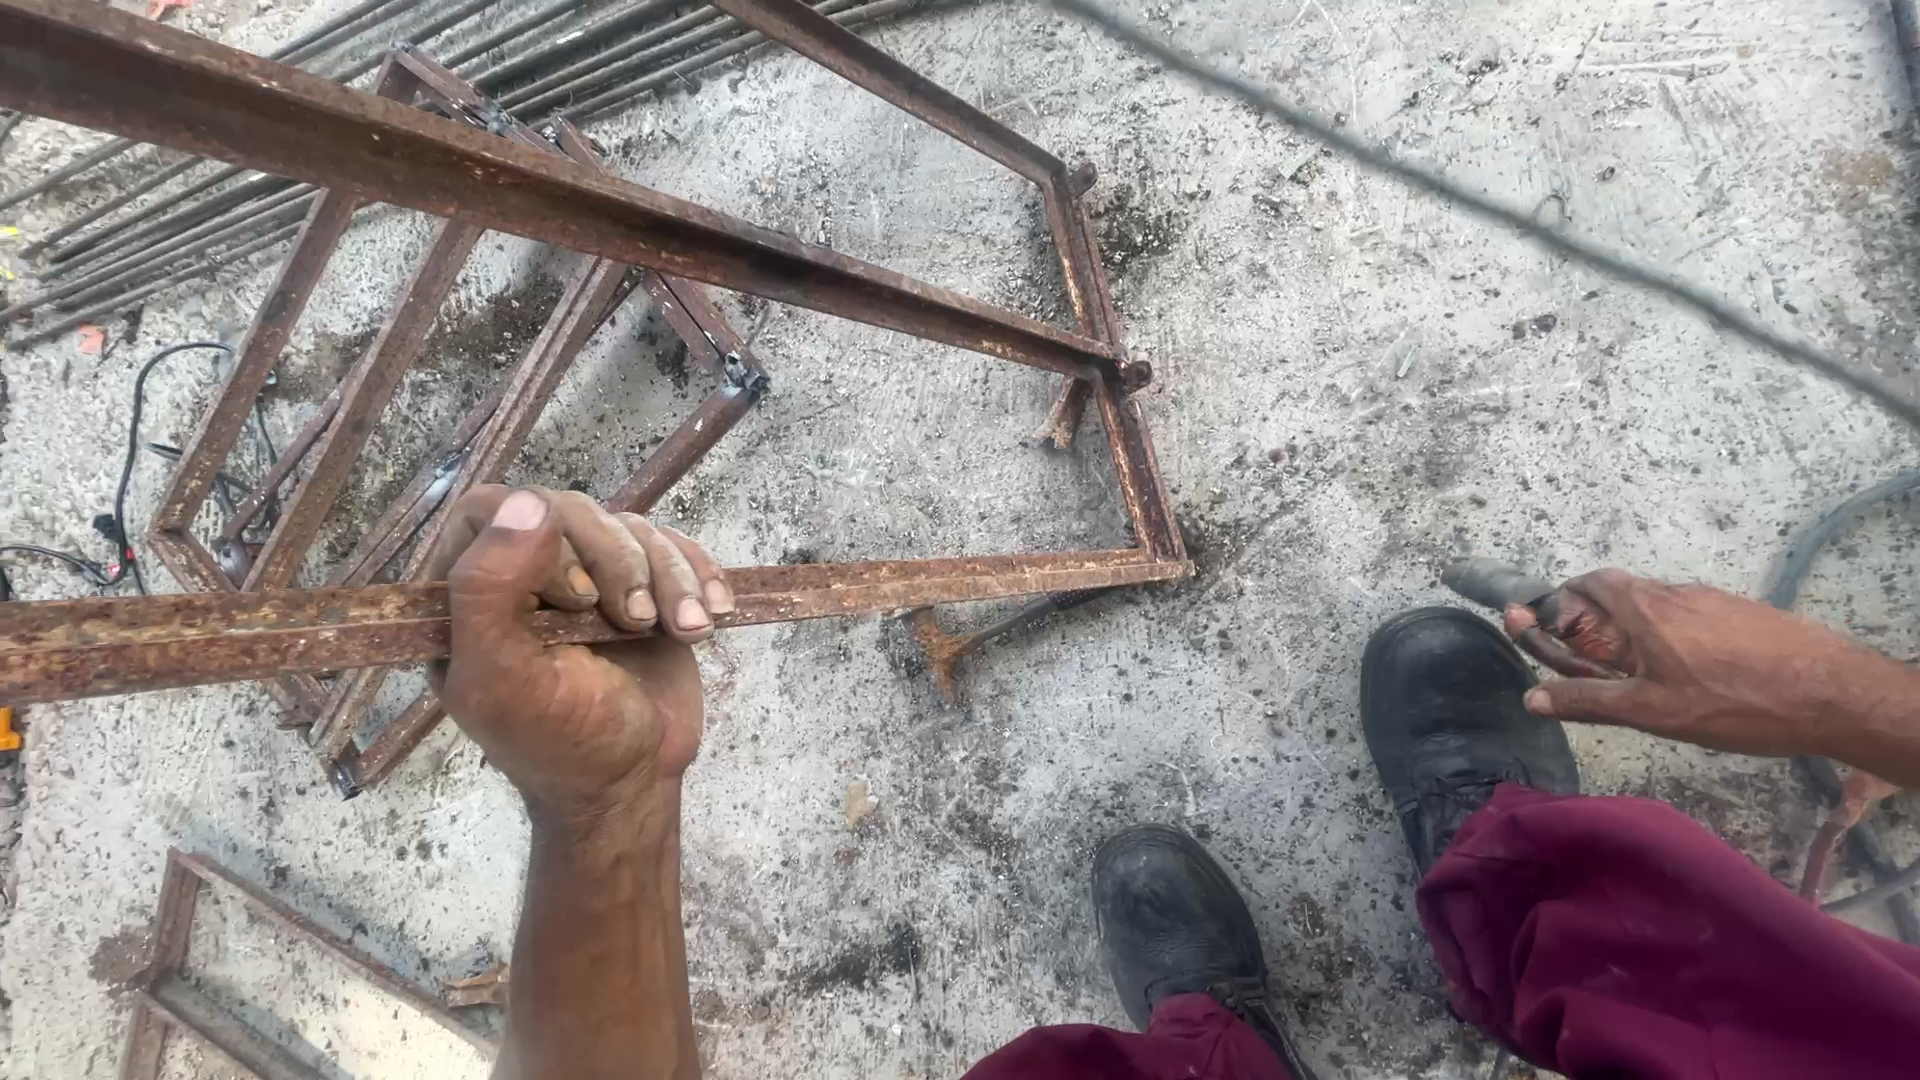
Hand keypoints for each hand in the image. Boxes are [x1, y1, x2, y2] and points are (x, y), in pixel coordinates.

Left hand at [427, 485, 732, 820]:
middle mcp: (531, 575)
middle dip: (620, 563)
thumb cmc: (563, 744)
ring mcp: (596, 578)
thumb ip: (490, 593)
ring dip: (672, 577)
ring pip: (635, 528)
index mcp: (469, 594)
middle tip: (635, 622)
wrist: (636, 780)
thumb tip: (528, 503)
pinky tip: (714, 612)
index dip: (541, 538)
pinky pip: (679, 547)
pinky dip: (703, 574)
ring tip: (687, 629)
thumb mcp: (508, 681)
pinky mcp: (650, 587)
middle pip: (577, 511)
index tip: (576, 601)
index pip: (493, 511)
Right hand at [1504, 568, 1919, 763]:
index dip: (1566, 596)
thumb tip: (1530, 698)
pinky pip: (1698, 615)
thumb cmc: (1735, 702)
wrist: (1847, 699)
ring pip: (1662, 606)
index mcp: (1644, 609)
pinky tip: (1701, 671)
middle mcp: (1677, 594)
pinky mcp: (1752, 613)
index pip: (1590, 581)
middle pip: (1624, 592)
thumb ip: (1586, 701)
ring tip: (1653, 671)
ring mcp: (1718, 600)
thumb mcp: (1651, 710)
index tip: (1557, 626)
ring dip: (1642, 628)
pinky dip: (1682, 634)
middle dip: (1600, 618)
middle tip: (1601, 659)